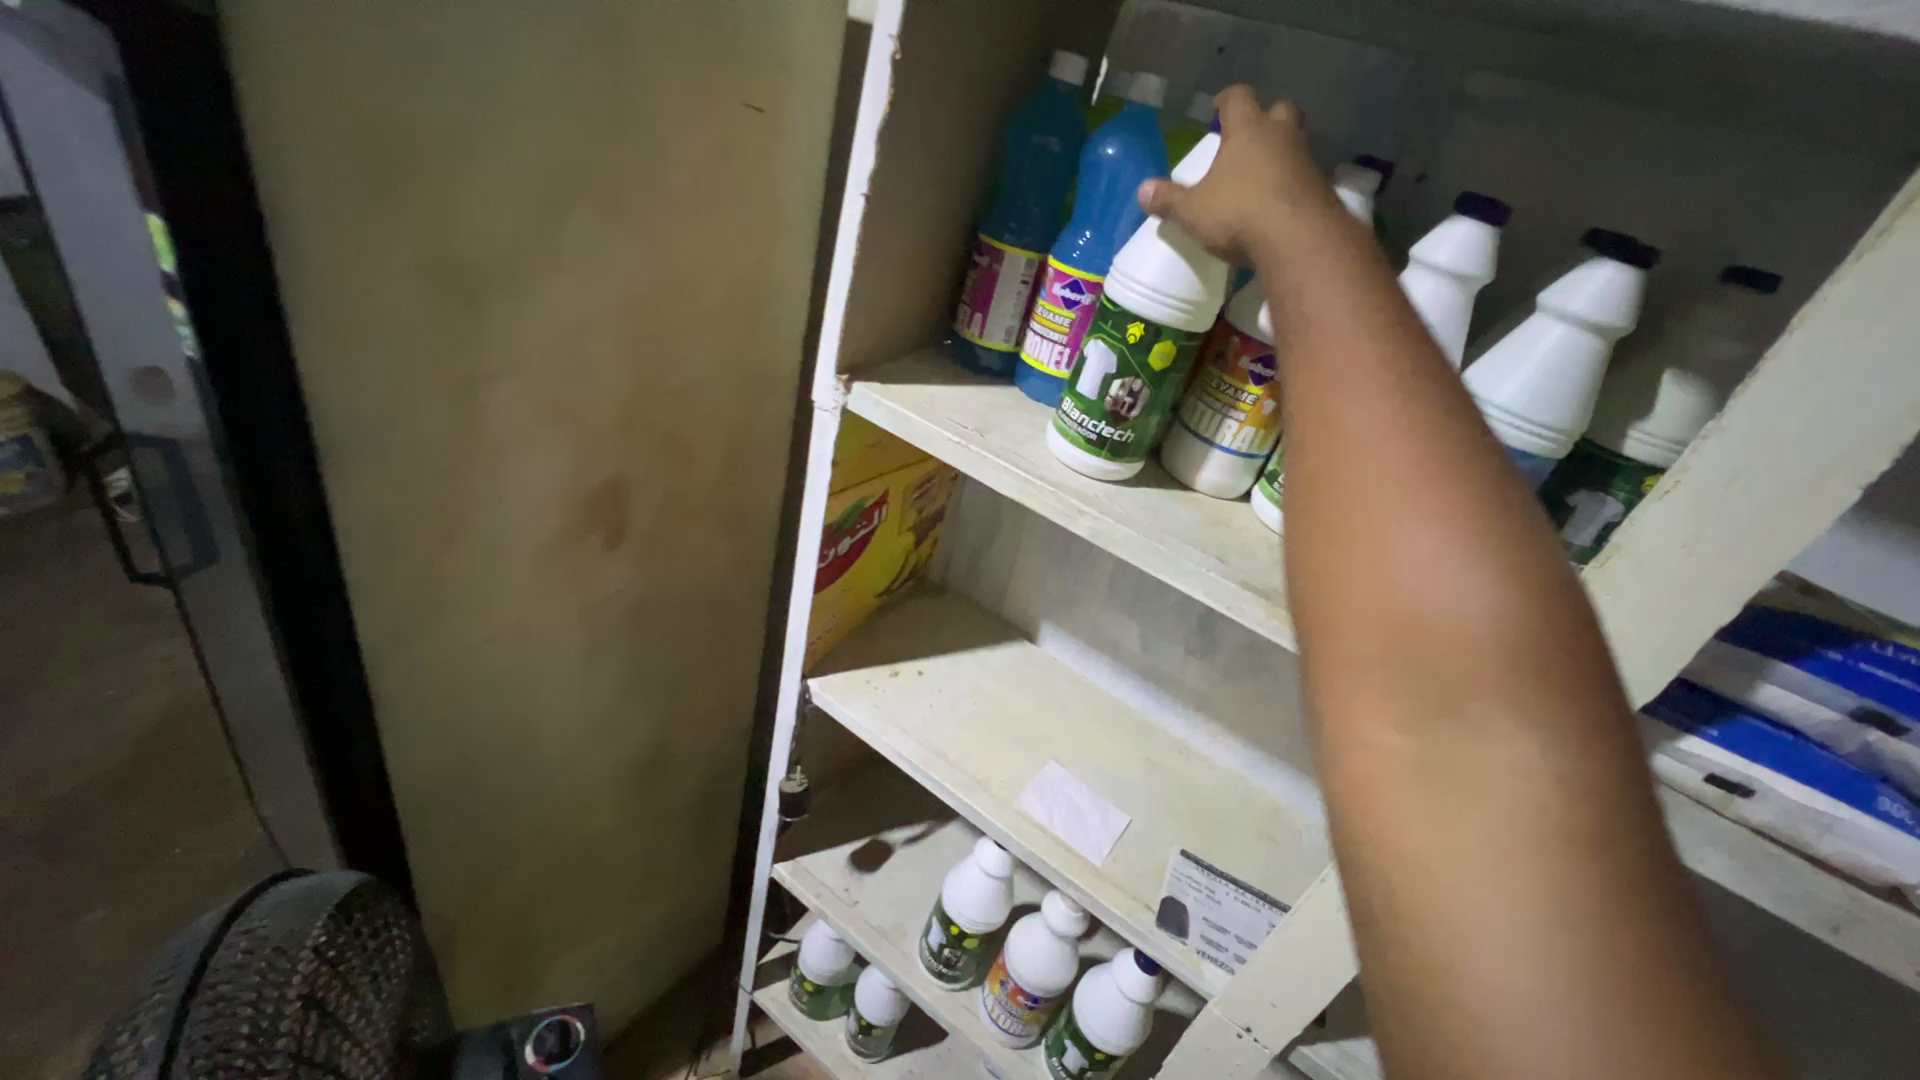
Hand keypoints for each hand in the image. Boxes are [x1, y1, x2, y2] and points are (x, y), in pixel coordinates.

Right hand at [1138, 85, 1337, 264]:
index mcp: (1248, 129)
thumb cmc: (1238, 213)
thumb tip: (1142, 190)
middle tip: (1247, 138)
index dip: (1226, 100)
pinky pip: (1304, 175)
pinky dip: (1291, 183)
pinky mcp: (1321, 188)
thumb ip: (1168, 200)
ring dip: (1280, 152)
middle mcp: (1281, 135)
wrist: (1298, 240)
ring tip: (1260, 175)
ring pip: (1295, 142)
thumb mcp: (1193, 211)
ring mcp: (1306, 160)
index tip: (1217, 108)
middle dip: (1265, 118)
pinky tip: (1277, 203)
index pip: (1238, 97)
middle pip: (1279, 109)